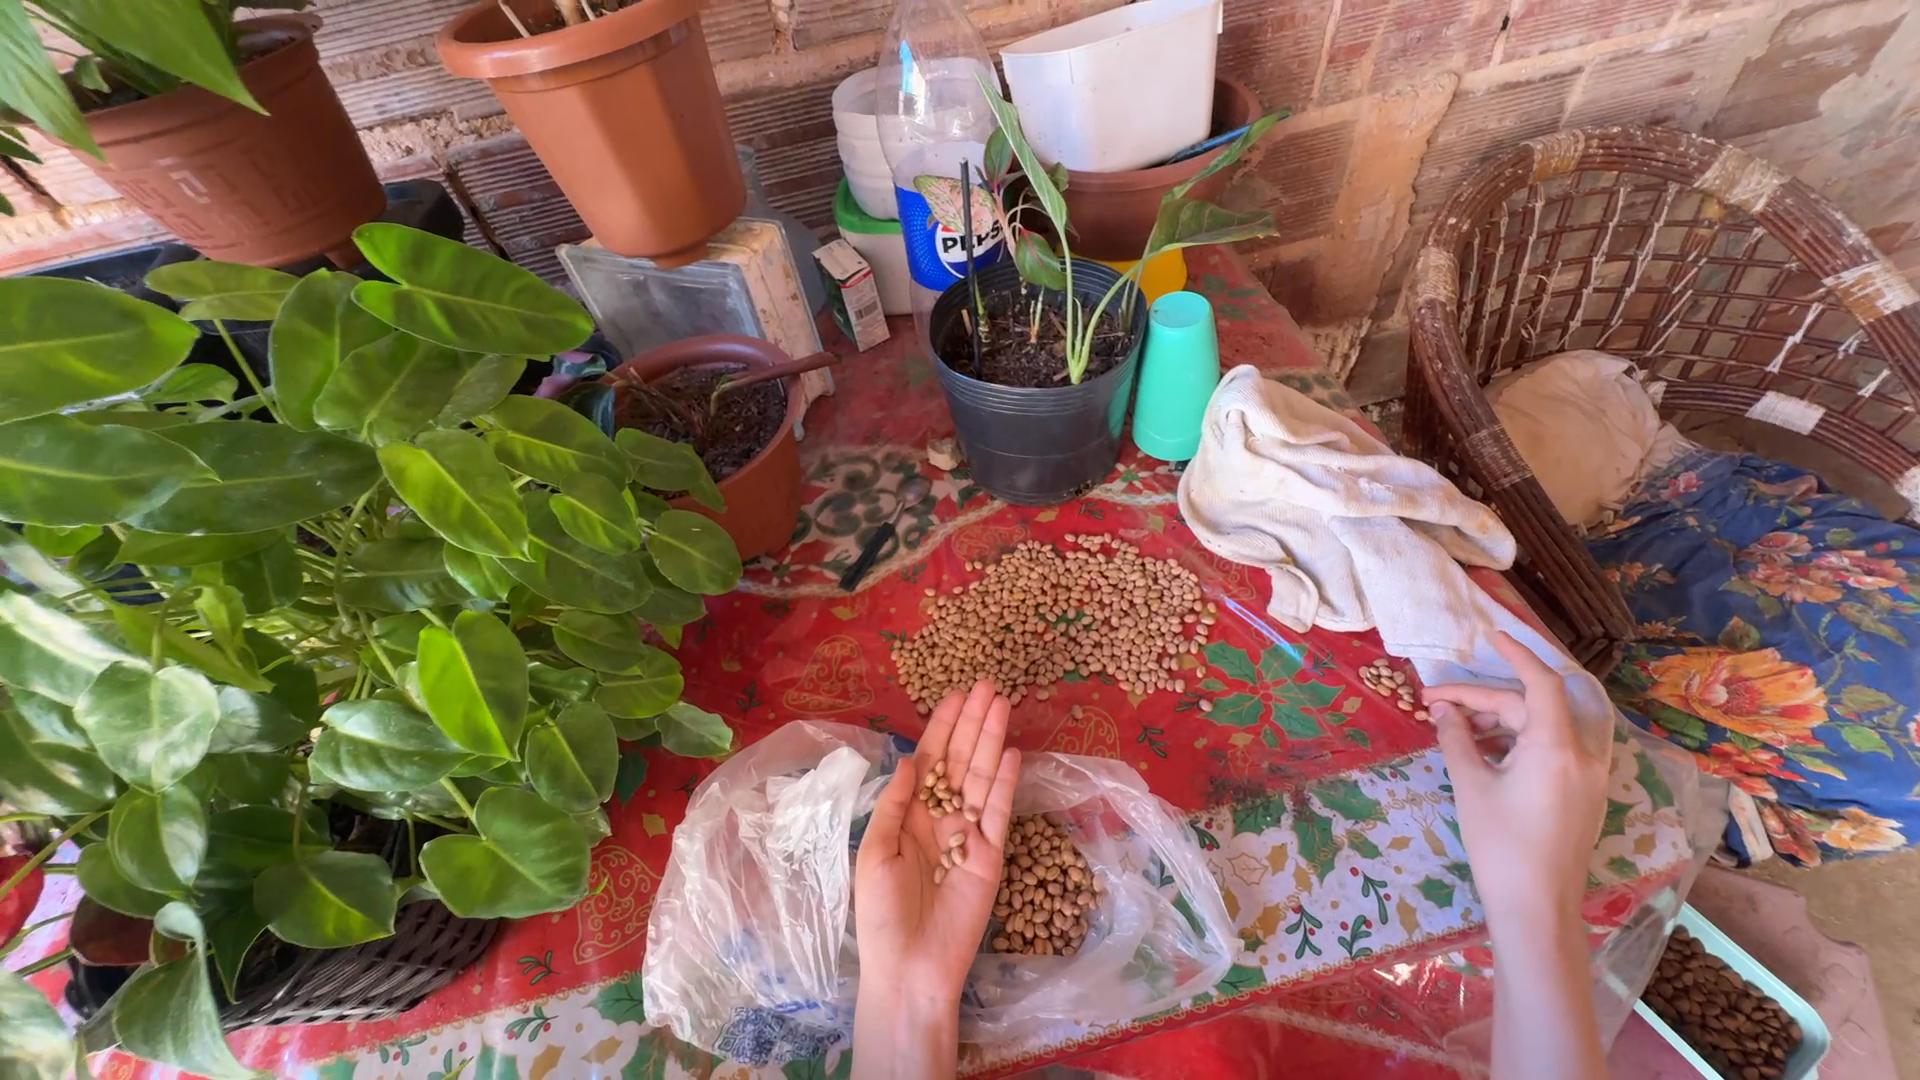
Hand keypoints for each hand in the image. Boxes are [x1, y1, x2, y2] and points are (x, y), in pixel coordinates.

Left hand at [855, 680, 1020, 1006]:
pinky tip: (1011, 753)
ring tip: (1001, 705)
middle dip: (972, 722)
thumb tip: (911, 758)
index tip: (955, 695)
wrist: (909, 969)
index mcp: (911, 812)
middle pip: (961, 760)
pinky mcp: (992, 855)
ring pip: (983, 777)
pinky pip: (1000, 812)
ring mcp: (970, 833)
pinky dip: (1006, 783)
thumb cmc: (881, 912)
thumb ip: (894, 803)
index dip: (943, 727)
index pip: (931, 759)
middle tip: (986, 686)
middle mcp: (942, 814)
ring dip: (992, 740)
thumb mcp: (875, 852)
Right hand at [1422, 632, 1608, 925]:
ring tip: (1452, 728)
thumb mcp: (1470, 784)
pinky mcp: (1579, 793)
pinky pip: (1547, 749)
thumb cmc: (1499, 841)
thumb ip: (1456, 738)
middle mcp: (1580, 755)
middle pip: (1528, 707)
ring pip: (1537, 727)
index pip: (1541, 684)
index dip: (1517, 655)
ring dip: (1495, 720)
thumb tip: (1442, 709)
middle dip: (1480, 700)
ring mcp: (1585, 776)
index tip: (1490, 637)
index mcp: (1555, 748)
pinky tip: (1479, 750)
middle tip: (1433, 704)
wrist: (1536, 905)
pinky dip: (1513, 740)